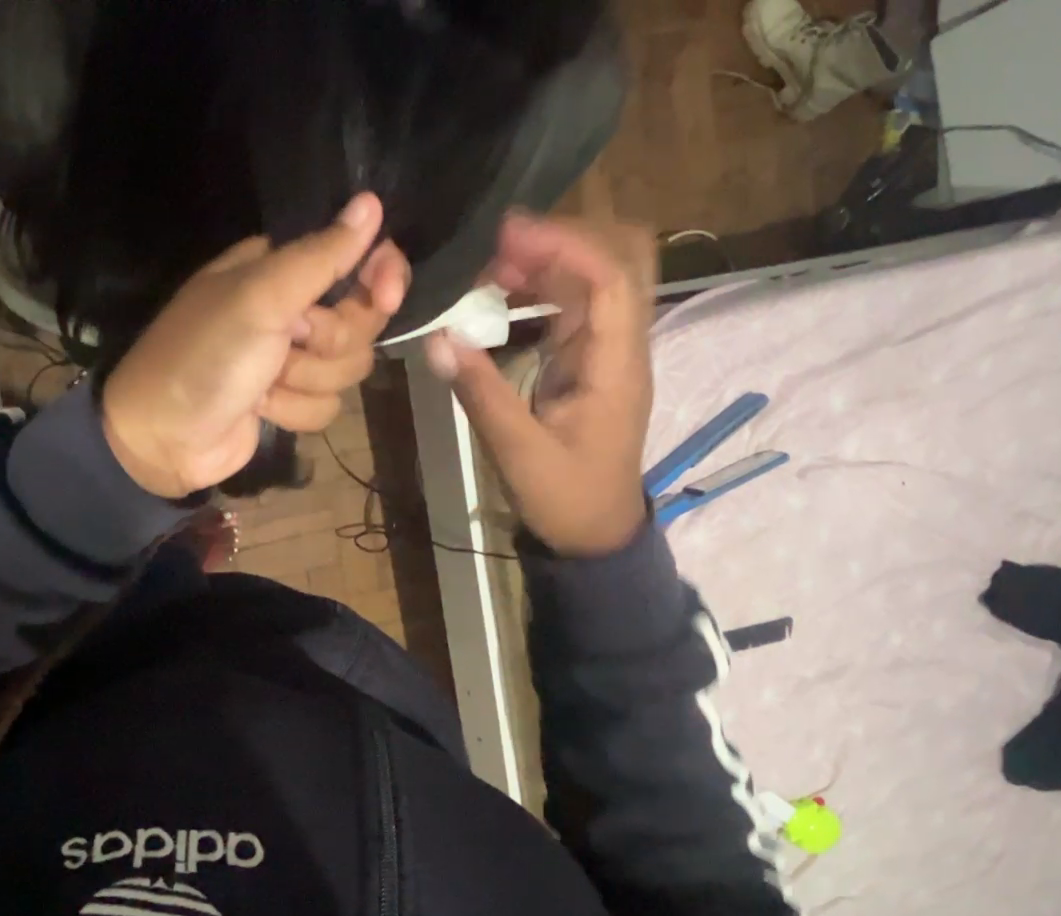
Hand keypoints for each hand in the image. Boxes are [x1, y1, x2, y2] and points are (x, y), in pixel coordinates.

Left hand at [102, 193, 408, 498]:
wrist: (163, 438)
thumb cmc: (204, 357)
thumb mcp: (260, 298)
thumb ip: (320, 256)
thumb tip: (371, 203)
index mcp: (279, 268)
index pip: (356, 258)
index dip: (379, 278)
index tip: (384, 296)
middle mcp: (289, 307)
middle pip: (360, 320)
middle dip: (329, 342)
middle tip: (288, 346)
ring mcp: (289, 357)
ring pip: (347, 367)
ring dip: (306, 381)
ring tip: (263, 384)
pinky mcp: (289, 400)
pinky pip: (328, 404)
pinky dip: (294, 411)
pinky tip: (260, 409)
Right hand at [425, 215, 655, 556]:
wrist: (596, 536)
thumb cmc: (565, 497)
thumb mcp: (517, 452)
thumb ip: (481, 392)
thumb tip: (438, 339)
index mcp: (617, 366)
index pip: (610, 279)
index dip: (563, 245)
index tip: (507, 234)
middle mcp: (622, 346)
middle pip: (618, 261)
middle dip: (562, 241)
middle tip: (497, 248)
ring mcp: (608, 352)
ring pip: (594, 279)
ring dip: (547, 263)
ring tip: (488, 268)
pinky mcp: (590, 362)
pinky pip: (573, 307)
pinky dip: (540, 290)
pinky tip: (498, 296)